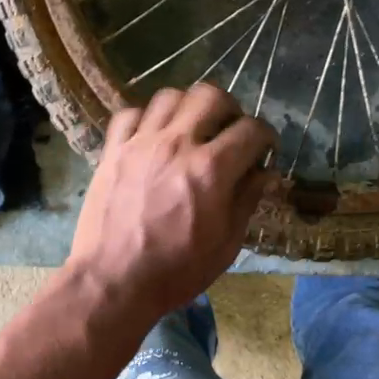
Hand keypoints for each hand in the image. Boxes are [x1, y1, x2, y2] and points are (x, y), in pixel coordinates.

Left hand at [64, 84, 276, 326]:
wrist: (112, 283)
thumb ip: (246, 200)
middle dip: (229, 108)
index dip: (266, 136)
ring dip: (187, 107)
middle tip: (229, 130)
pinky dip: (145, 118)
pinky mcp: (113, 151)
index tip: (265, 149)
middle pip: (210, 95)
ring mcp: (141, 144)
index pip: (251, 129)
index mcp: (212, 169)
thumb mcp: (225, 244)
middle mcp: (178, 144)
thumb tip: (265, 173)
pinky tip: (152, 136)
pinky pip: (130, 114)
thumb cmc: (176, 271)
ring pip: (170, 96)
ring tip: (191, 128)